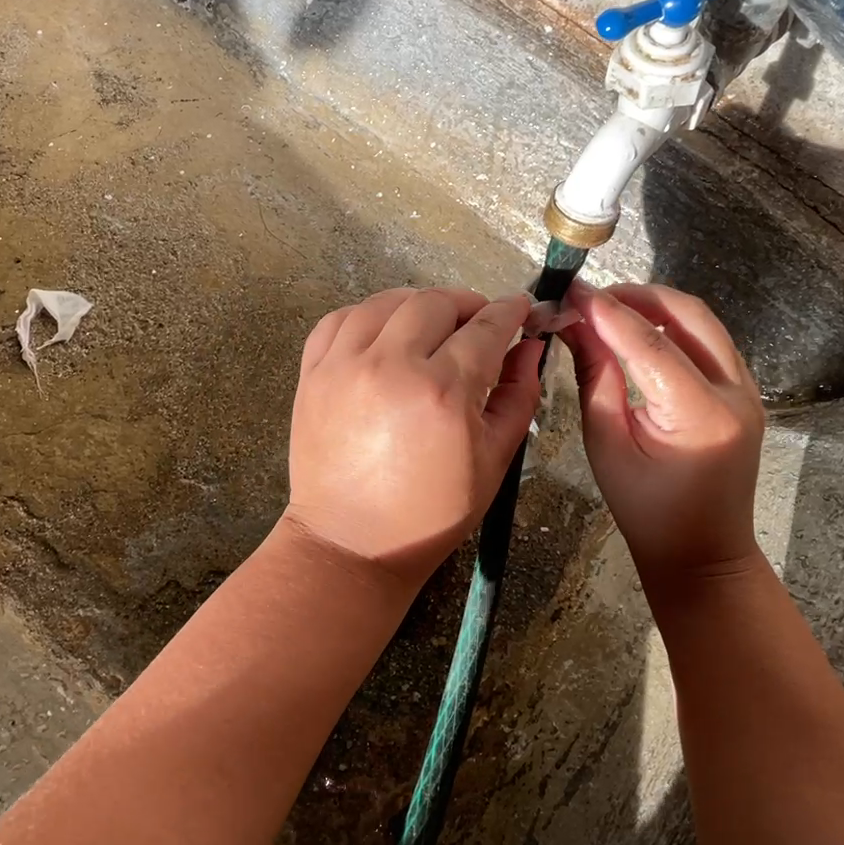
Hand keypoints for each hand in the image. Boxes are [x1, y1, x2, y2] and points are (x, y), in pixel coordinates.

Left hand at [285, 288, 543, 584]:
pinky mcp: (313, 373)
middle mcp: (391, 365)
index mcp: (443, 391)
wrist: (350, 543)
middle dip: (466, 305)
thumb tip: (530, 347)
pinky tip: (383, 334)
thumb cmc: (431, 513)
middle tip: (477, 324)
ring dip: (417, 305)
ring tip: (431, 327)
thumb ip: (518, 397)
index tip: (520, 307)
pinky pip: (340, 320)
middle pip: (435, 302)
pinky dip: (367, 316)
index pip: (485, 328)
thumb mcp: (493, 461)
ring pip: (386, 302)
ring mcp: (344, 365)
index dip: (509, 312)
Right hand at [557, 282, 765, 587]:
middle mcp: (736, 393)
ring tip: (610, 311)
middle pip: (688, 315)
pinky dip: (674, 327)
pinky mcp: (745, 393)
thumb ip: (594, 374)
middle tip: (591, 299)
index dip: (606, 311)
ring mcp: (748, 391)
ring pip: (703, 323)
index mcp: (700, 413)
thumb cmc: (645, 510)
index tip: (570, 290)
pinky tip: (640, 333)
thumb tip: (573, 323)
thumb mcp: (606, 441)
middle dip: (637, 296)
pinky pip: (709, 342)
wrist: (702, 553)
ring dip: (656, 308)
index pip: (648, 343)